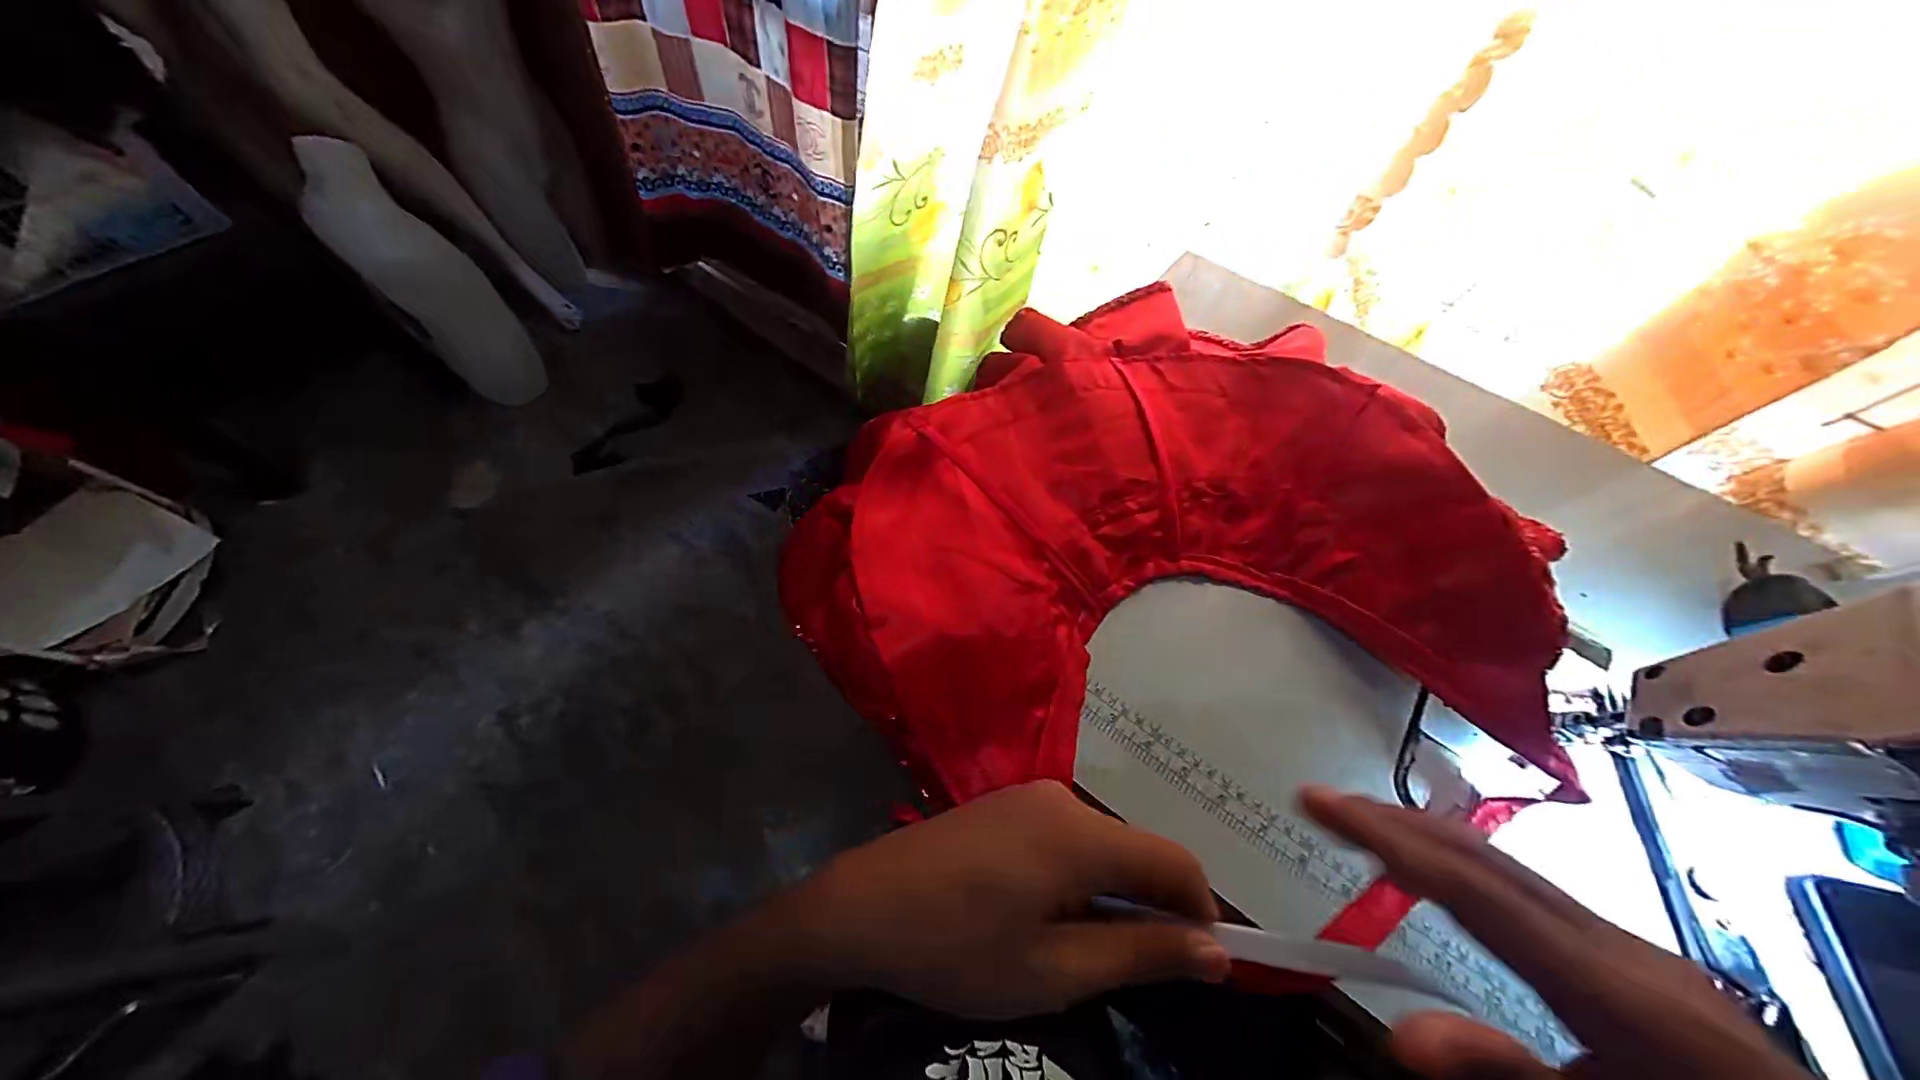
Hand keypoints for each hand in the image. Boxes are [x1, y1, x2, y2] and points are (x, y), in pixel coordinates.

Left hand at [763, 780, 1230, 1017]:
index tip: (1201, 966)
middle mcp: (1061, 799)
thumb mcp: (1054, 970)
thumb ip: (1140, 952)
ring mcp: (1029, 797)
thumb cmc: (957, 948)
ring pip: (1102, 844)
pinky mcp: (1005, 805)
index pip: (1176, 862)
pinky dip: (1079, 875)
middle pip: (1138, 851)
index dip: (1201, 913)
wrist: (861, 907)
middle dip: (1152, 907)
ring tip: (1080, 949)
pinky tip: (1044, 913)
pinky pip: (1067, 836)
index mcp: (1079, 834)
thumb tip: (1216, 951)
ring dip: (1112, 893)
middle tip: (1133, 971)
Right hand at [1300, 786, 1812, 1079]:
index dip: (1388, 838)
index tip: (1322, 803)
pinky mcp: (1633, 957)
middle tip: (1323, 800)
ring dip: (1424, 836)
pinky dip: (1462, 865)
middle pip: (1486, 860)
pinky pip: (1528, 890)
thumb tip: (1402, 1034)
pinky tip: (1437, 869)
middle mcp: (1622, 948)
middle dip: (1395, 821)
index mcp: (1614, 988)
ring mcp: (1632, 946)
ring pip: (1507, 866)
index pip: (1473, 889)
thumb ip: (1501, 1069)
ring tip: (1361, 822)